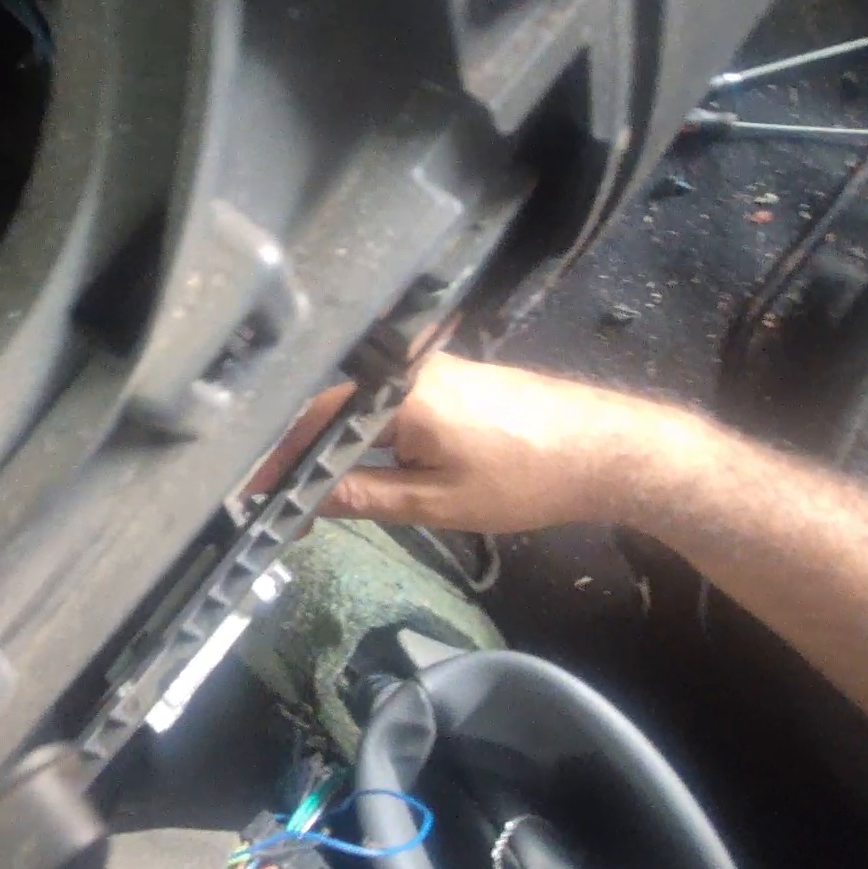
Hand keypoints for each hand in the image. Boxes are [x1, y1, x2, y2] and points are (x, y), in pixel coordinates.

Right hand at [248, 353, 666, 533]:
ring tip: (309, 487)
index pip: (314, 419)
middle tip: (281, 498)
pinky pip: (381, 404)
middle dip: (301, 455)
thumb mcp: (437, 501)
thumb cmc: (525, 478)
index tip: (256, 492)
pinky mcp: (440, 376)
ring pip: (354, 407)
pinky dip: (360, 436)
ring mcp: (422, 367)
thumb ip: (363, 495)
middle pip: (328, 408)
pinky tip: (354, 463)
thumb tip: (305, 501)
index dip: (281, 458)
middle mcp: (402, 367)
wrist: (611, 451)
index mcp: (396, 391)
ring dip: (330, 447)